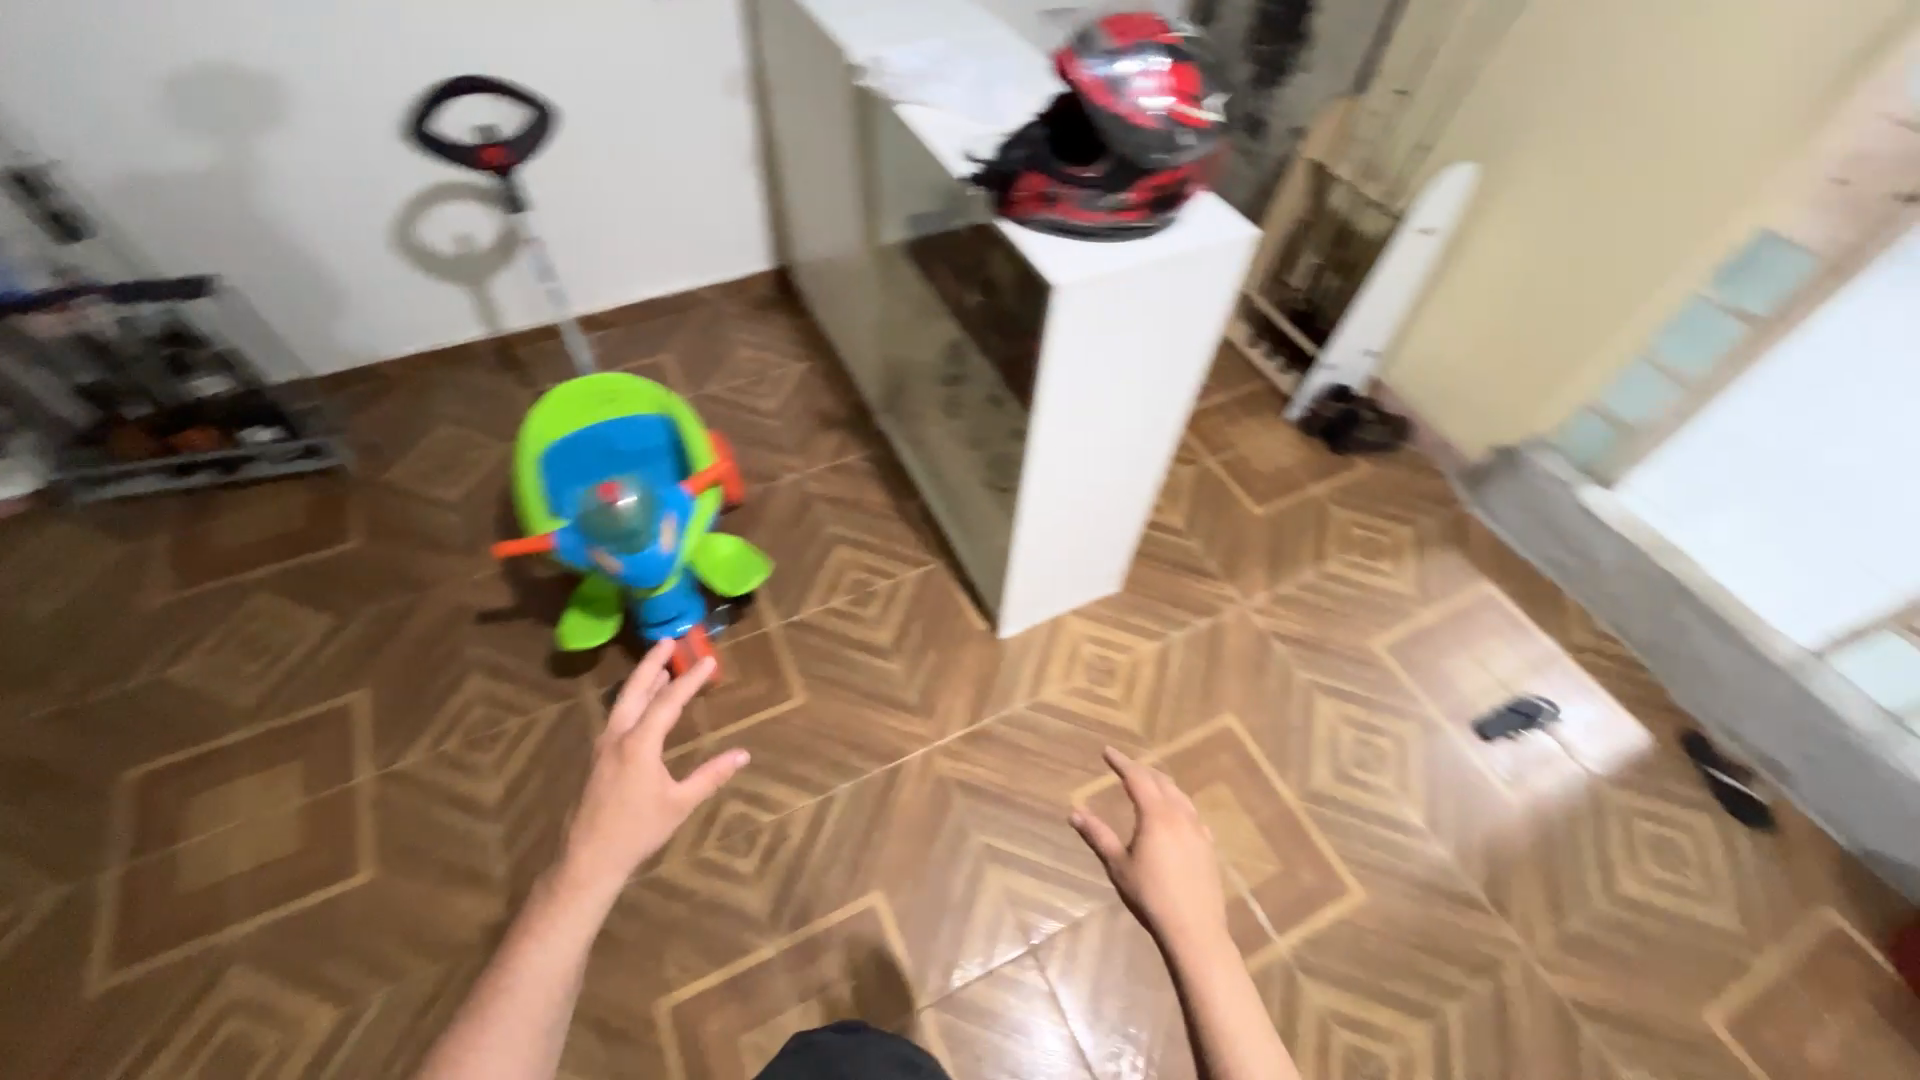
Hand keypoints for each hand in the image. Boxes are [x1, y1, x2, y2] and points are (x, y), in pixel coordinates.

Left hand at [550, 642, 747, 906]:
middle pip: (635, 689)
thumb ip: (711, 775)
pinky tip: (642, 705)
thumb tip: (743, 754)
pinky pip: (618, 717)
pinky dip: (634, 701)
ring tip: (660, 667)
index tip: (709, 660)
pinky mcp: (598, 758)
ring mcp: (603, 746)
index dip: (691, 679)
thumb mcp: (680, 803)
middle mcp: (617, 736)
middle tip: (668, 641)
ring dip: (642, 681)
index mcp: (639, 743)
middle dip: (652, 664)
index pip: (668, 701)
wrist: (588, 859)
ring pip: (623, 702)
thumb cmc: (637, 830)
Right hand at [1070, 747, 1228, 953]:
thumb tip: (1074, 812)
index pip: (1137, 777)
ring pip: (1179, 795)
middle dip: (1141, 769)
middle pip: (1160, 781)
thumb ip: (1098, 835)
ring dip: (1161, 783)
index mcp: (1156, 815)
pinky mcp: (1209, 845)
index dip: (1121, 762)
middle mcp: (1180, 815)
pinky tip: (1175, 814)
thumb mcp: (1119, 865)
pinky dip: (1178, 803)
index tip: (1107, 751)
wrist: (1194, 928)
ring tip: (1148, 782)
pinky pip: (1192, 813)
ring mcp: (1199, 829)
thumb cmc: (1150, 896)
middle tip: (1123, 765)